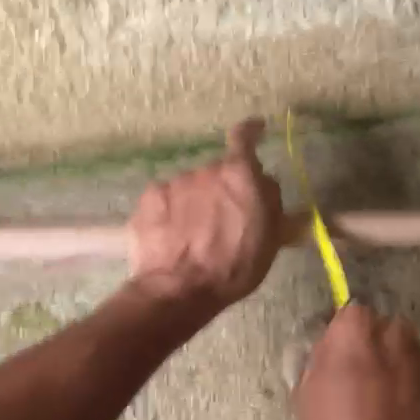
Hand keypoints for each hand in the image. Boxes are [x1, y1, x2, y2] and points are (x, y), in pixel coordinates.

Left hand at [126, 118, 284, 305]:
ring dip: (196, 203)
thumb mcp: (271, 236)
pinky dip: (172, 214)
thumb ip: (270, 200)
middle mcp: (206, 170)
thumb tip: (264, 180)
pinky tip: (173, 238)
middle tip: (225, 220)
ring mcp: (174, 183)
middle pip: (218, 172)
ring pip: (191, 187)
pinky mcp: (148, 200)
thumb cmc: (236, 266)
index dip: (251, 131)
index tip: (255, 129)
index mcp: (240, 175)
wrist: (180, 290)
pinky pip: (166, 201)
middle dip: (222, 189)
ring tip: (196, 237)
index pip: (244, 138)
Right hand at [294, 304, 419, 419]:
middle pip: (386, 330)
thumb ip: (320, 358)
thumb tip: (330, 347)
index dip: (347, 337)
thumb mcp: (305, 396)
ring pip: (411, 353)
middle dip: (378, 350)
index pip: (352, 314)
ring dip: (402, 369)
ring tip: (390, 408)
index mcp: (356, 330)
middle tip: (366, 385)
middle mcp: (395, 333)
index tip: (342, 360)